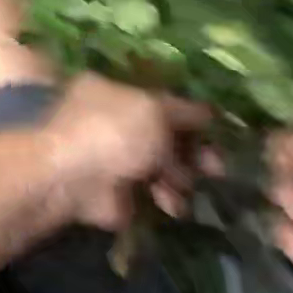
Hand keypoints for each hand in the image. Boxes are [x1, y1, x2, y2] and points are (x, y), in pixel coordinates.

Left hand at [38, 73, 209, 228]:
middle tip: (215, 167)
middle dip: (192, 150)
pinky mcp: (121, 187)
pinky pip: (157, 190)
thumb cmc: (111, 132)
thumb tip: (207, 111)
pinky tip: (169, 203)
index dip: (188, 114)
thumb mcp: (151, 109)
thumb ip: (182, 110)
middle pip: (163, 132)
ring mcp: (115, 153)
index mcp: (109, 89)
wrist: (75, 179)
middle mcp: (110, 117)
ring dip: (181, 177)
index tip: (217, 131)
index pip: (155, 97)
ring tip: (180, 184)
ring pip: (164, 163)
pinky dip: (168, 198)